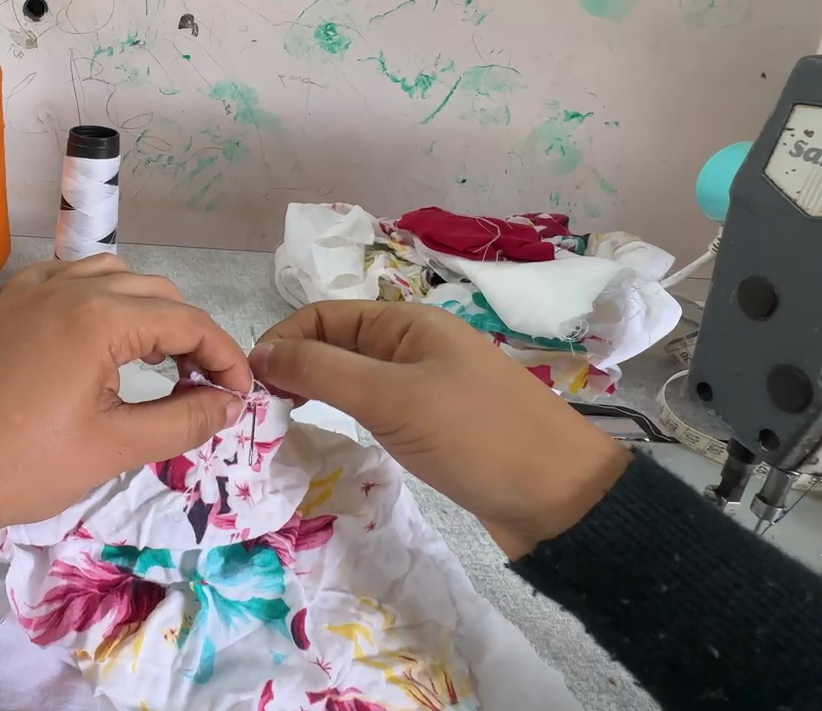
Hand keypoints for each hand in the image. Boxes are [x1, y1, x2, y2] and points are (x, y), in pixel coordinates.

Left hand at [0, 255, 251, 532]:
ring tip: (155, 359)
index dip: (224, 357)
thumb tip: (229, 402)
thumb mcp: (114, 448)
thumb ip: (183, 419)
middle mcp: (70, 287)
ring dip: (146, 310)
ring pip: (114, 276)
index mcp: (100, 318)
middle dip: (190, 333)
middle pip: (156, 292)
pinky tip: (98, 332)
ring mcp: (35, 289)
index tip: (238, 396)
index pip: (188, 321)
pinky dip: (99, 296)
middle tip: (199, 384)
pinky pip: (69, 277)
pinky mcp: (11, 302)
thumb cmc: (27, 465)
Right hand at [252, 300, 628, 558]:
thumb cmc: (476, 436)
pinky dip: (343, 409)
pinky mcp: (432, 419)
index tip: (251, 380)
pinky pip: (373, 402)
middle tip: (262, 405)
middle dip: (293, 364)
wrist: (570, 505)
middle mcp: (410, 343)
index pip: (321, 316)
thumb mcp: (390, 397)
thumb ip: (320, 370)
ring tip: (284, 417)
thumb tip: (259, 353)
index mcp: (404, 322)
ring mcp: (423, 383)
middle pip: (333, 342)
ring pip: (350, 374)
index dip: (281, 340)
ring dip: (314, 387)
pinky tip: (329, 428)